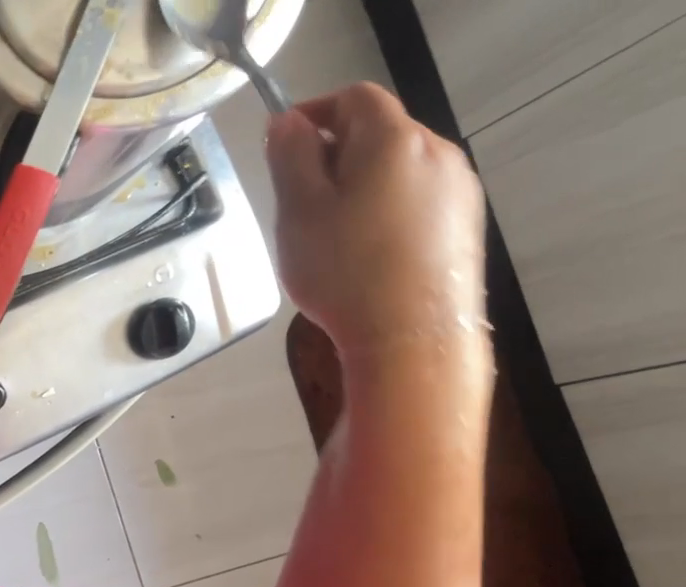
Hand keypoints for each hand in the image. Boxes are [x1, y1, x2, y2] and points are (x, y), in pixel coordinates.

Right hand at [265, 83, 487, 359]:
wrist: (410, 333)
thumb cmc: (343, 270)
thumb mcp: (298, 211)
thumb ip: (290, 158)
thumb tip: (288, 122)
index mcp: (392, 140)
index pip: (354, 98)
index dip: (313, 111)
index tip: (280, 144)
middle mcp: (435, 151)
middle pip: (378, 132)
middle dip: (333, 153)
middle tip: (295, 200)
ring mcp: (456, 186)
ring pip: (396, 166)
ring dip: (358, 183)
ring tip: (327, 232)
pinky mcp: (462, 220)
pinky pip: (414, 196)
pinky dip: (382, 207)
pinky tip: (362, 250)